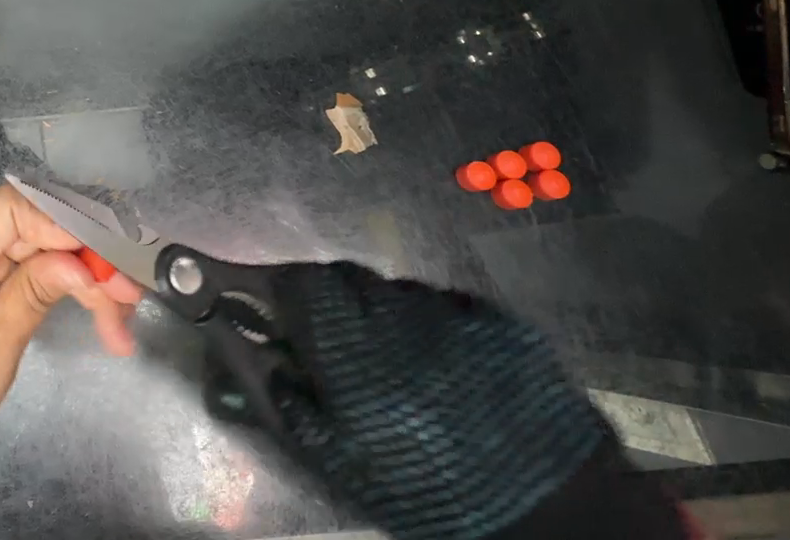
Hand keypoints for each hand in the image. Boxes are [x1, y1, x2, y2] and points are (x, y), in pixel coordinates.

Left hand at [0, 184, 142, 454]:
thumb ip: (35, 292)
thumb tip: (82, 262)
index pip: (11, 208)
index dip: (64, 221)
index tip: (108, 255)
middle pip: (33, 230)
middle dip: (85, 260)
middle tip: (130, 299)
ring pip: (39, 251)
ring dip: (83, 281)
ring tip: (121, 325)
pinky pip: (27, 268)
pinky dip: (62, 288)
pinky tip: (98, 314)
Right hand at [205, 263, 620, 539]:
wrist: (544, 513)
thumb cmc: (421, 486)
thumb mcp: (335, 457)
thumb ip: (283, 396)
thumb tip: (244, 350)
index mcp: (351, 349)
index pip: (299, 282)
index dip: (281, 285)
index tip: (275, 301)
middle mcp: (396, 315)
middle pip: (344, 275)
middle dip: (326, 293)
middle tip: (329, 330)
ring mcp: (451, 313)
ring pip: (392, 287)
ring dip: (376, 306)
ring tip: (387, 350)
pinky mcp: (498, 320)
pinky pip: (443, 301)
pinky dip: (426, 318)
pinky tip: (437, 357)